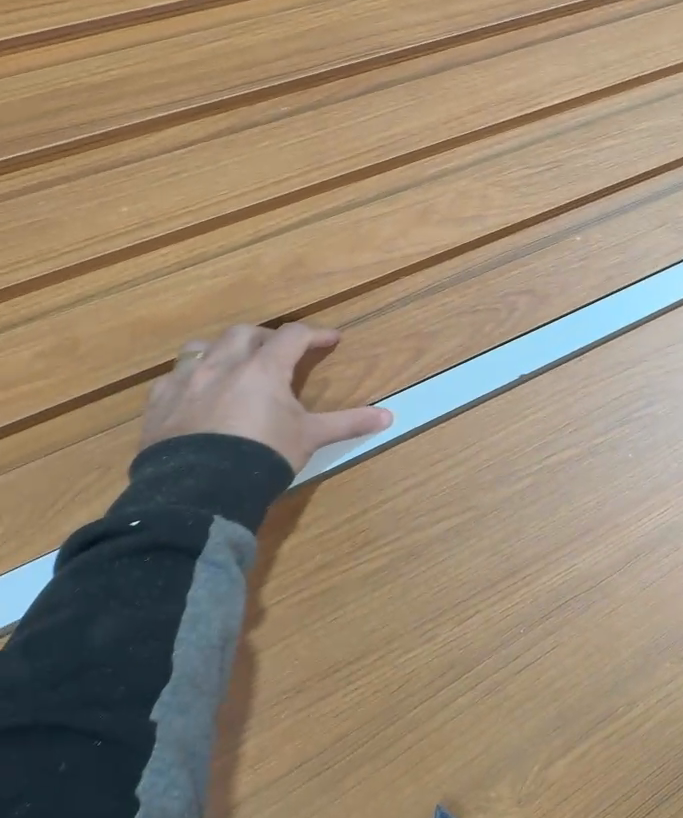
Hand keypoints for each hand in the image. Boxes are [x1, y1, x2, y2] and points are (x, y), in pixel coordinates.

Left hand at [141, 324, 392, 472]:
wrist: (201, 484)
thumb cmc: (264, 452)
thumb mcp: (312, 436)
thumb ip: (348, 423)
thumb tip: (389, 417)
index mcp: (264, 369)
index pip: (293, 336)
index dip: (316, 334)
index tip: (332, 339)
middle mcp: (223, 366)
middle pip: (244, 333)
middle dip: (267, 337)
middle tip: (282, 351)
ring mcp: (185, 381)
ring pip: (201, 347)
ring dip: (222, 349)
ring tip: (234, 363)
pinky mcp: (158, 401)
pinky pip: (172, 377)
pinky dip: (191, 376)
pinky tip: (199, 392)